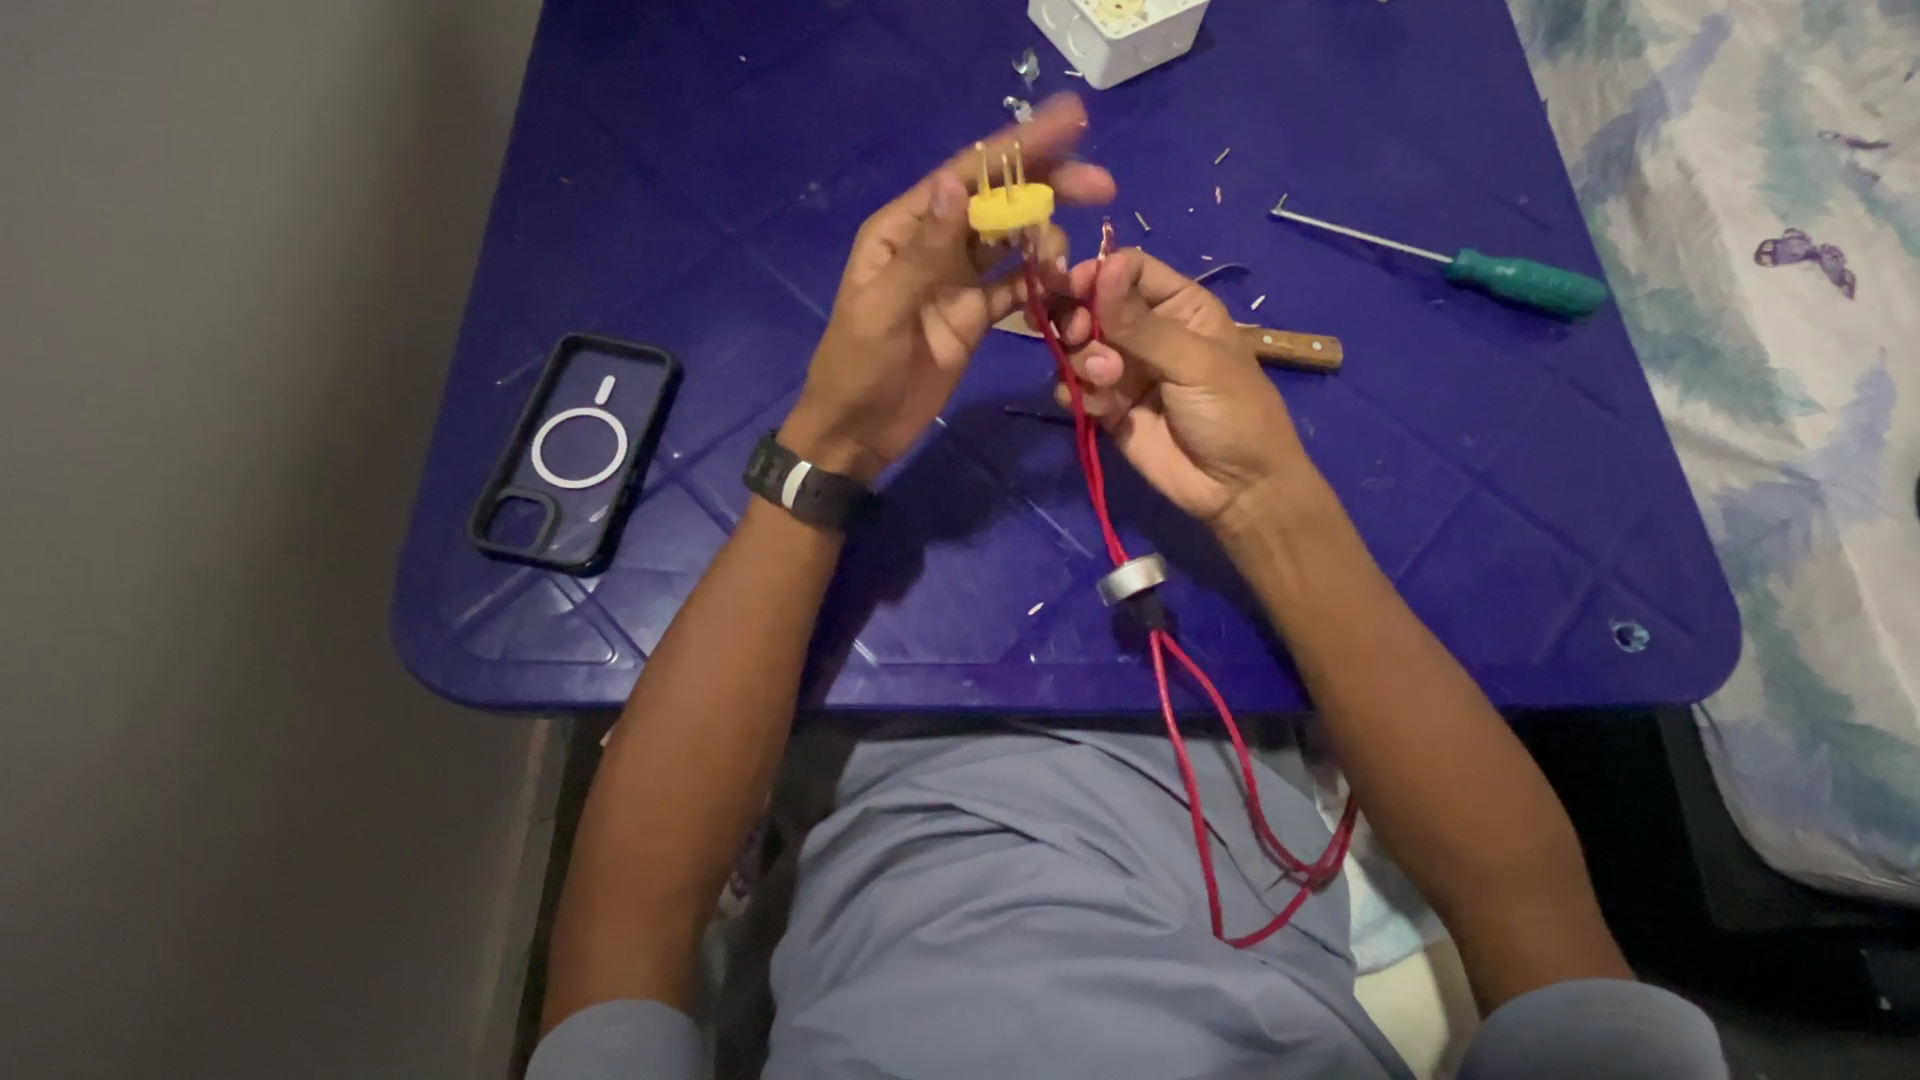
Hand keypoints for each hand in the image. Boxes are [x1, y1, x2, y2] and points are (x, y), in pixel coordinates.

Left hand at [780, 94, 1115, 483]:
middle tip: (1103, 187)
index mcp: (904, 228)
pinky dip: (1043, 284)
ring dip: (1047, 241)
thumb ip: (923, 251)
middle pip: (998, 201)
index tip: (1074, 123)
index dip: (1019, 148)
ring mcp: (959, 280)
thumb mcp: (883, 308)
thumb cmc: (858, 368)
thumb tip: (956, 185)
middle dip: (1049, 187)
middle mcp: (935, 244)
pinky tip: (1067, 287)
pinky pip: (1018, 288)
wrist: (860, 430)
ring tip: (1068, 265)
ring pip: (1013, 241)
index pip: (967, 175)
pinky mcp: (976, 316)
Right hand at [1054, 249, 1313, 530]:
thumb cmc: (1233, 413)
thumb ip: (1141, 323)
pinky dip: (1075, 393)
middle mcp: (1147, 332)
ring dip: (1081, 360)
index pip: (1128, 270)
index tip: (1071, 286)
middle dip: (1077, 317)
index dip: (1097, 273)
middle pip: (1092, 304)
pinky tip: (1092, 406)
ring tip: (1105, 382)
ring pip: (1078, 347)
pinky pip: (1075, 388)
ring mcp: (1125, 371)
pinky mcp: (1108, 408)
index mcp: (1179, 306)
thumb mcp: (1193, 362)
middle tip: (1077, 336)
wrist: (1236, 488)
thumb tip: (1102, 266)